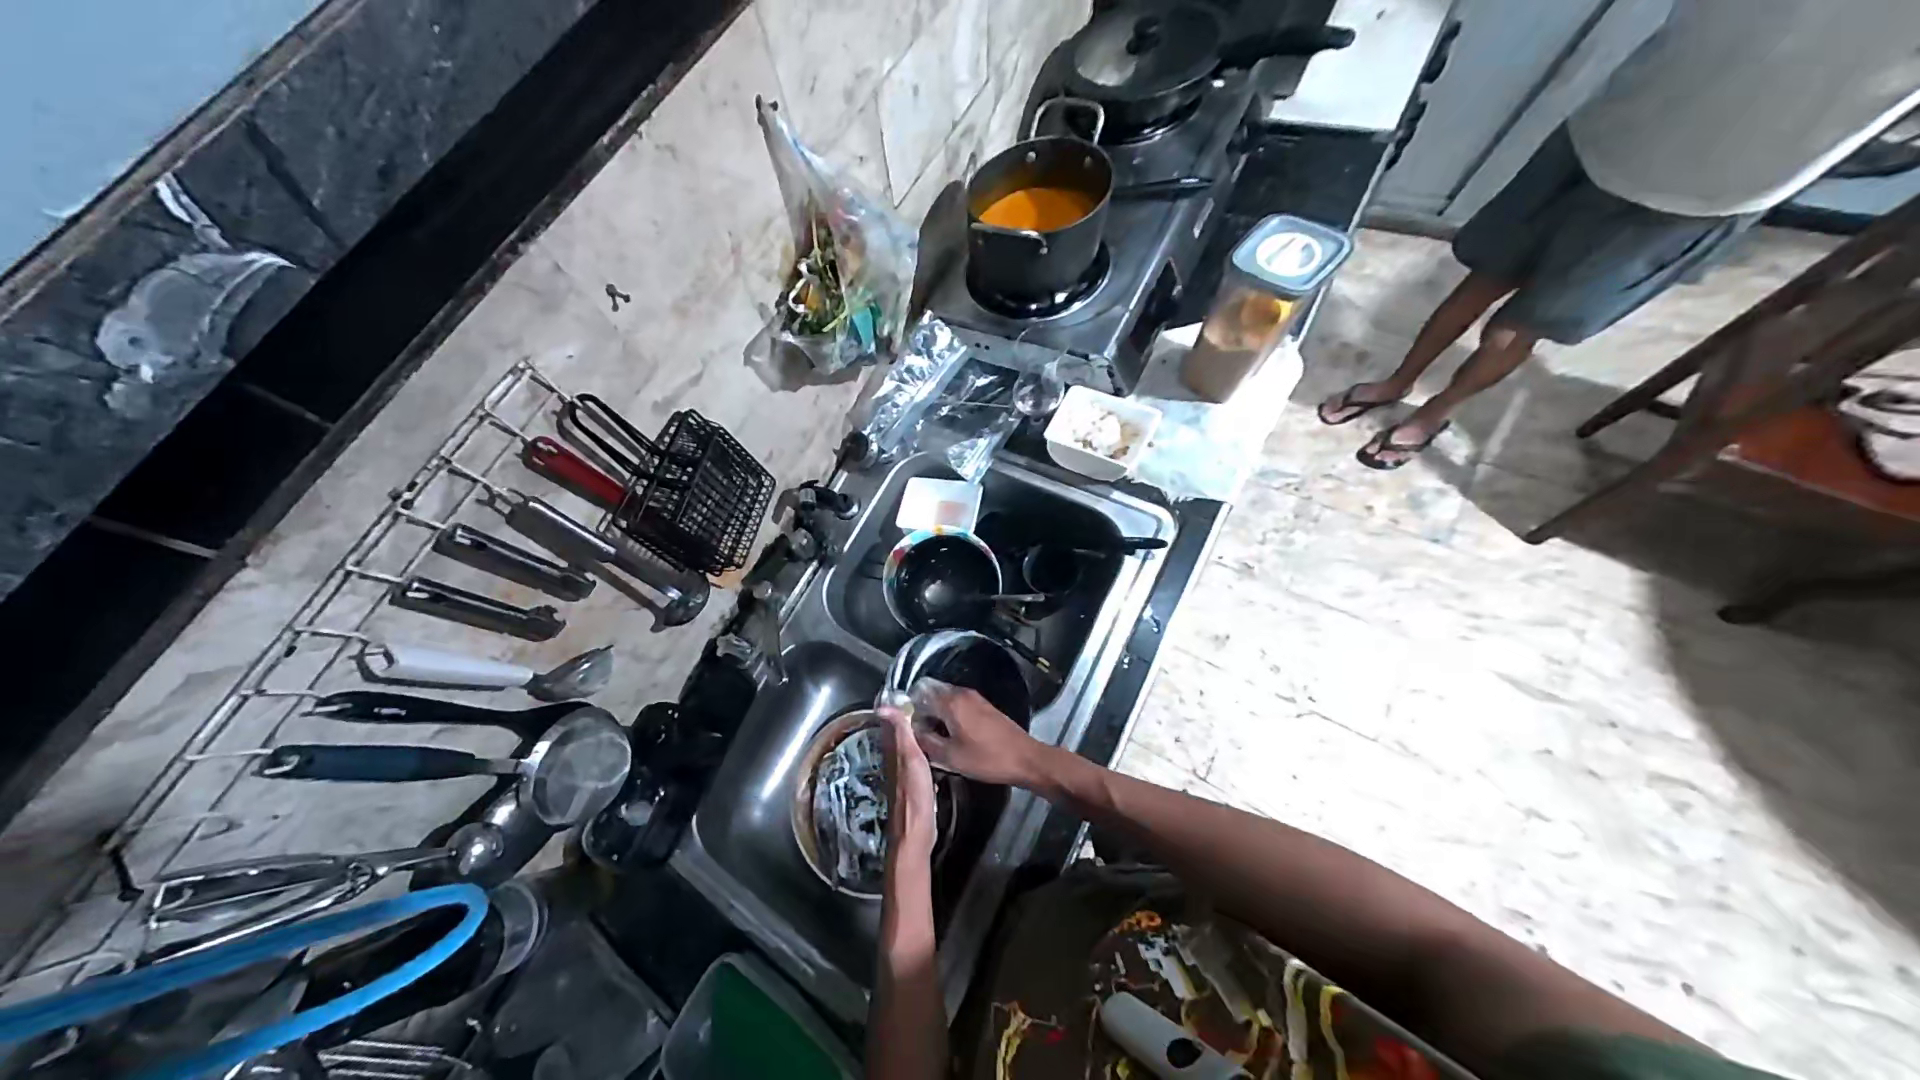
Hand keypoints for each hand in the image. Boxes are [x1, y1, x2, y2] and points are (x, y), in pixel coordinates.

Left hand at [877, 705, 936, 865]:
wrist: (916, 833)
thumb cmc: (915, 795)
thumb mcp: (911, 758)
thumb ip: (901, 733)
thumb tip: (884, 706)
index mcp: (894, 754)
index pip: (891, 726)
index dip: (895, 711)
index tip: (904, 697)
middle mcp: (895, 764)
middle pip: (899, 739)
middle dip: (906, 724)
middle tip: (919, 709)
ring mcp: (903, 779)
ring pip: (907, 752)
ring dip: (914, 740)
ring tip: (927, 728)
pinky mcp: (914, 791)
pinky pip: (916, 767)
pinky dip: (921, 758)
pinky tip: (929, 758)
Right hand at [909, 679, 1048, 788]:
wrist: (1025, 758)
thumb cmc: (986, 759)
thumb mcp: (950, 756)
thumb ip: (924, 741)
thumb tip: (907, 730)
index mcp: (950, 701)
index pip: (917, 693)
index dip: (906, 708)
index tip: (902, 726)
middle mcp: (961, 693)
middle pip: (930, 693)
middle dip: (920, 710)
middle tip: (916, 734)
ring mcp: (974, 698)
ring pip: (944, 699)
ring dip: (935, 714)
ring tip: (932, 737)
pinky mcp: (983, 706)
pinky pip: (957, 704)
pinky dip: (948, 715)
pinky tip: (949, 735)